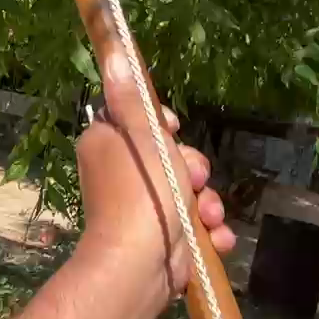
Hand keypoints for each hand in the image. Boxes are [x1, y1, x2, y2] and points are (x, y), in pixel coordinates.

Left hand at [76, 52, 235, 298]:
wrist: (139, 264)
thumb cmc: (140, 191)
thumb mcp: (141, 134)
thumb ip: (130, 97)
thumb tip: (113, 55)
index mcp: (106, 145)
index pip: (137, 121)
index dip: (162, 125)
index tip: (172, 129)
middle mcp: (119, 174)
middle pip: (170, 156)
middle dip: (192, 168)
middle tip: (193, 178)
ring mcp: (141, 208)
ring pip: (188, 190)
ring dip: (206, 202)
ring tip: (205, 215)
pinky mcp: (162, 236)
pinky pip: (194, 224)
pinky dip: (207, 231)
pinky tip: (213, 237)